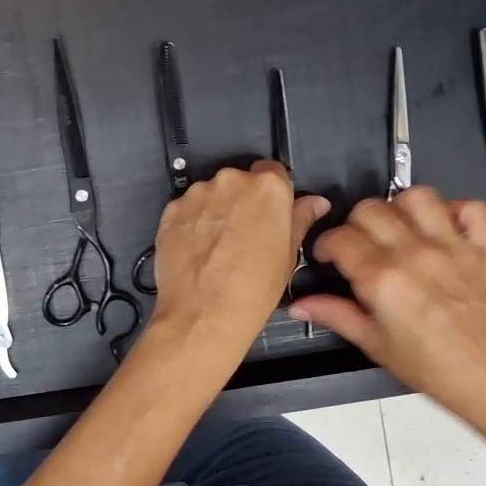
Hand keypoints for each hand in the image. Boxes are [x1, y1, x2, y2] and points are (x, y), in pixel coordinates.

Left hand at [150, 160, 327, 346]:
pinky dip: (191, 224)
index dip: (271, 195)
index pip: (273, 172)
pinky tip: (196, 251)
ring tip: (216, 248)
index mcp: (268, 187)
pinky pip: (186, 210)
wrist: (202, 314)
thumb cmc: (253, 289)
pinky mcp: (171, 210)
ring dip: (214, 212)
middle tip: (242, 236)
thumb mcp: (288, 256)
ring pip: (210, 194)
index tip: (268, 215)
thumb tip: (315, 203)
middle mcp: (231, 181)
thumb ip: (299, 220)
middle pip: (239, 182)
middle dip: (241, 202)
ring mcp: (197, 194)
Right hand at [289, 187, 485, 421]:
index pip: (340, 238)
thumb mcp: (376, 345)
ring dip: (399, 207)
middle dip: (355, 224)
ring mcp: (453, 247)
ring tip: (397, 229)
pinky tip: (441, 228)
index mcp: (383, 279)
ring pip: (417, 196)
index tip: (328, 257)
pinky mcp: (484, 249)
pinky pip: (470, 208)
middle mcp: (416, 254)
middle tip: (358, 246)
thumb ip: (336, 315)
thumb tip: (302, 305)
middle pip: (371, 209)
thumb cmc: (437, 371)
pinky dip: (454, 210)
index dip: (326, 245)